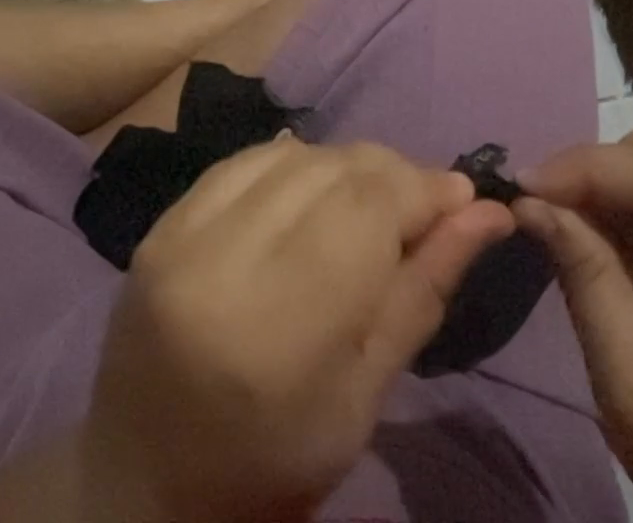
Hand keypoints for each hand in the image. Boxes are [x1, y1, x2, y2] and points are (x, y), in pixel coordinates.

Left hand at [82, 135, 514, 522]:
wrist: (146, 477)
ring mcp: (179, 236)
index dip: (424, 188)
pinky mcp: (160, 226)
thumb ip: (422, 291)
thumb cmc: (274, 460)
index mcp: (279, 324)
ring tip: (372, 203)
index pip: (366, 208)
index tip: (463, 197)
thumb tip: (486, 213)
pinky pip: (243, 162)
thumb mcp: (366, 395)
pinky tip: (316, 191)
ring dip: (346, 166)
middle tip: (424, 205)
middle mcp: (220, 261)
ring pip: (289, 156)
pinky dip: (294, 164)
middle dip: (393, 174)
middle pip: (330, 171)